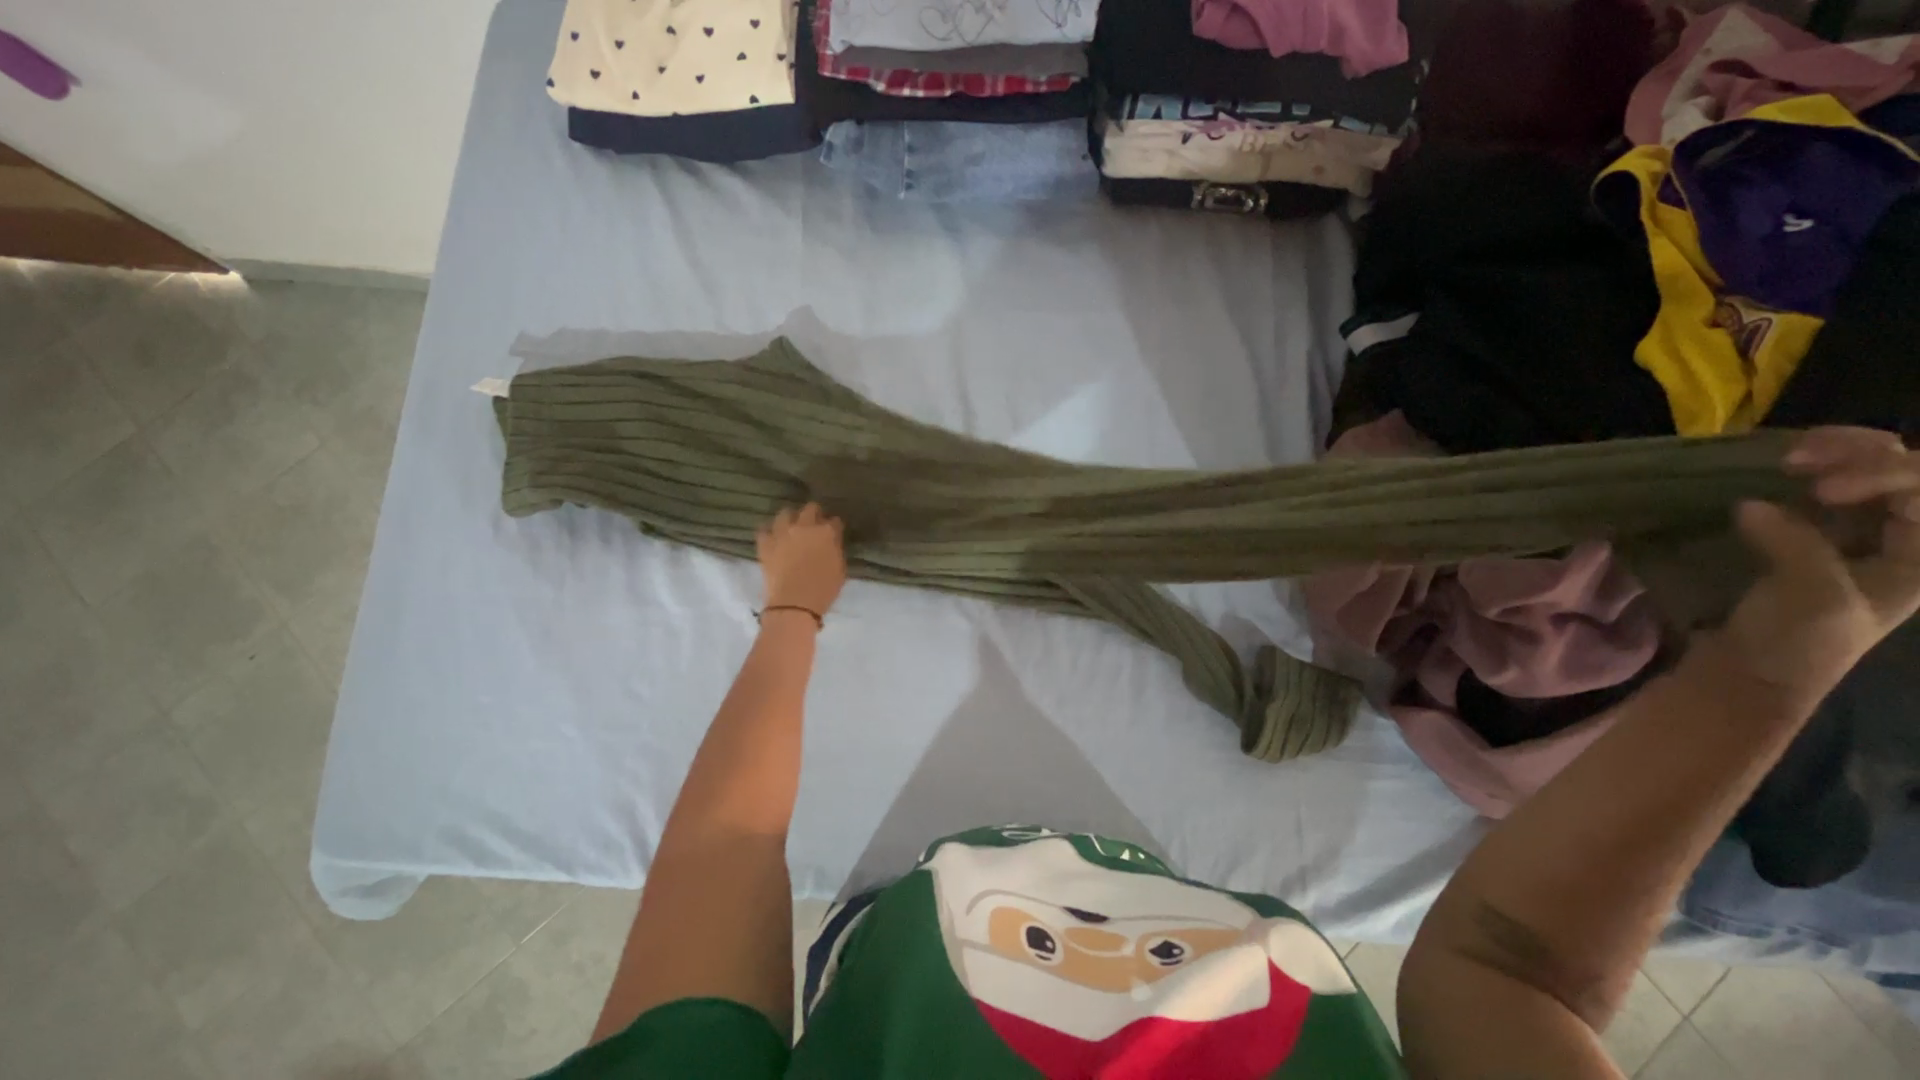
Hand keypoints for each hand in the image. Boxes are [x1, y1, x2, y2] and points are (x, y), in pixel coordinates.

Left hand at [756, 503, 845, 618]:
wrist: (794, 603)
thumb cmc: (823, 589)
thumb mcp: (840, 569)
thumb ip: (836, 549)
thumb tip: (832, 541)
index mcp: (826, 532)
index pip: (834, 521)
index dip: (834, 526)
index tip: (835, 531)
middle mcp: (804, 526)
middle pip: (810, 509)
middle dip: (815, 514)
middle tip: (815, 524)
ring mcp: (782, 532)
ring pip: (785, 513)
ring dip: (791, 518)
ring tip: (792, 527)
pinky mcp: (766, 543)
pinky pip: (765, 530)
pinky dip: (770, 532)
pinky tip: (773, 538)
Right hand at [1715, 427, 1919, 710]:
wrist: (1749, 676)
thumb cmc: (1797, 644)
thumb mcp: (1812, 596)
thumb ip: (1796, 542)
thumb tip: (1751, 504)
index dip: (1881, 475)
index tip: (1819, 491)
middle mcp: (1898, 537)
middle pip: (1902, 470)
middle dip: (1855, 454)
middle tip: (1794, 459)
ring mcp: (1850, 534)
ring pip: (1861, 470)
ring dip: (1829, 455)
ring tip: (1784, 458)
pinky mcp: (1803, 536)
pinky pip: (1817, 487)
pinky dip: (1801, 472)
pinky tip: (1772, 471)